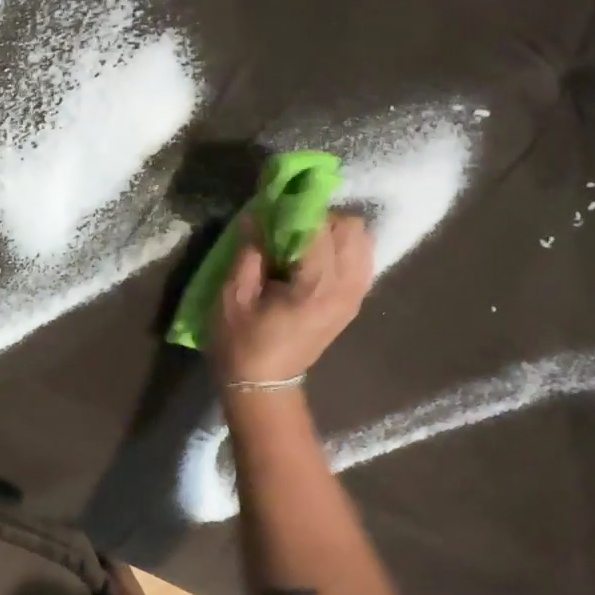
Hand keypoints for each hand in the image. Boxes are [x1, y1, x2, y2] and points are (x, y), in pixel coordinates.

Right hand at [213, 212, 373, 383]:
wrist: (263, 385)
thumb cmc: (241, 343)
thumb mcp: (233, 297)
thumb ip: (249, 253)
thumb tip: (257, 215)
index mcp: (315, 287)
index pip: (319, 229)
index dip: (297, 211)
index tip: (273, 208)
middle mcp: (346, 288)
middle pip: (351, 228)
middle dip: (319, 218)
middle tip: (286, 228)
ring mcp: (355, 295)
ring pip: (361, 240)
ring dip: (332, 232)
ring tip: (298, 242)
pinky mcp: (354, 301)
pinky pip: (360, 258)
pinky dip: (340, 248)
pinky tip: (311, 258)